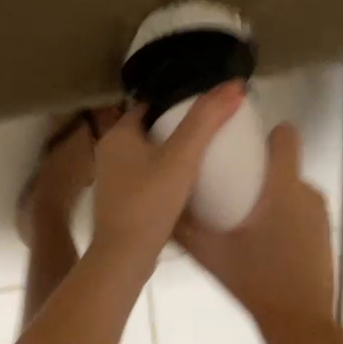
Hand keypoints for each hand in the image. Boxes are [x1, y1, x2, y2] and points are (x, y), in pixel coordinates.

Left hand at [90, 84, 243, 257]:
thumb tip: (233, 86)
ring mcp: (112, 180)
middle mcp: (109, 152)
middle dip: (176, 128)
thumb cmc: (149, 202)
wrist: (124, 257)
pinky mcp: (120, 202)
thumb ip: (206, 121)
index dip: (178, 103)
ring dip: (171, 154)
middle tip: (210, 130)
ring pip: (147, 155)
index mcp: (117, 134)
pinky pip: (146, 178)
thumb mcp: (182, 157)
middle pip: (150, 130)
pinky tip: (187, 184)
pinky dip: (164, 175)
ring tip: (203, 154)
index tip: (206, 108)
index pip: (150, 106)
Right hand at [176, 123, 334, 328]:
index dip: (269, 135)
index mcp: (282, 187)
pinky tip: (265, 240)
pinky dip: (285, 218)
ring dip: (273, 196)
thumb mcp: (209, 253)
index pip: (286, 137)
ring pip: (293, 191)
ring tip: (245, 217)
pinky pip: (302, 213)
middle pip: (286, 165)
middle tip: (231, 187)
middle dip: (262, 170)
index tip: (245, 144)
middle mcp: (307, 193)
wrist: (298, 321)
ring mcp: (320, 215)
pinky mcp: (325, 235)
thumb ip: (183, 227)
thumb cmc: (253, 279)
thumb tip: (160, 206)